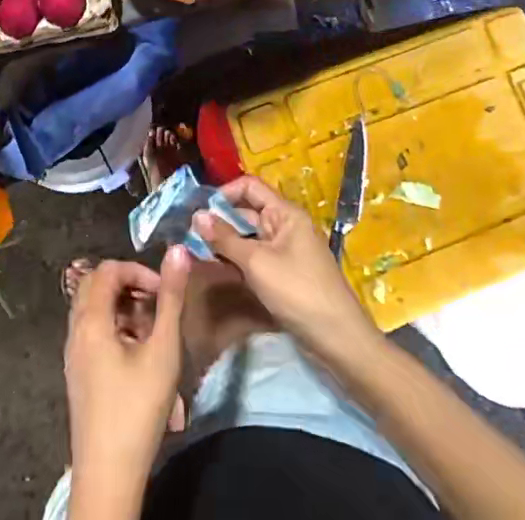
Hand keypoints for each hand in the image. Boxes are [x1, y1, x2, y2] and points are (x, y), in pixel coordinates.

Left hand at [64, 250, 190, 478]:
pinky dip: (116, 328)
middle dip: (129, 286)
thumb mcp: (162, 349)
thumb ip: (171, 298)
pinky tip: (139, 354)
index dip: (137, 270)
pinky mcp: (78, 373)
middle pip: (95, 286)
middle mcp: (75, 332)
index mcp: (90, 321)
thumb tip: (178, 250)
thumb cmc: (138, 407)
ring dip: (123, 308)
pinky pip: (93, 332)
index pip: (107, 270)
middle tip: (156, 304)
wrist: (108, 473)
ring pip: (94, 310)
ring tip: (152, 331)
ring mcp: (73, 355)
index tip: (163, 290)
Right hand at [191, 176, 379, 363]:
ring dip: (224, 241)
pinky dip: (236, 259)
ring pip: (248, 236)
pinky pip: (254, 257)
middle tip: (188, 233)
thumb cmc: (297, 291)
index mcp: (285, 213)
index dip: (224, 193)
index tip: (199, 211)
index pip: (250, 186)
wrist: (337, 337)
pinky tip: (215, 268)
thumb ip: (225, 238)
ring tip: (194, 249)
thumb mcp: (257, 262)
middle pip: (247, 211)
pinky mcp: (283, 273)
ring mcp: (284, 250)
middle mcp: (285, 225)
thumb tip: (197, 215)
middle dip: (219, 220)